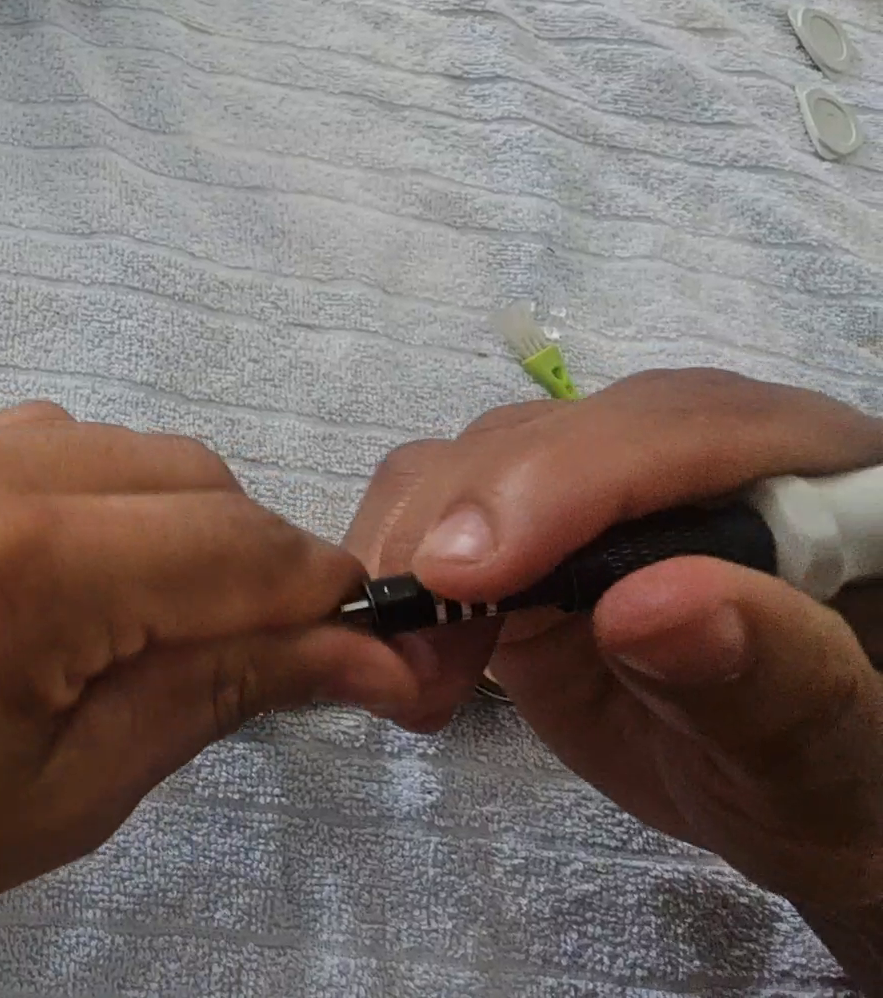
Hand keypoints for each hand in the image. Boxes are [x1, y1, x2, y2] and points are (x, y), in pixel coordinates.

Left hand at [0, 402, 419, 986]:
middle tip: (223, 652)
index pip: (236, 549)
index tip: (355, 650)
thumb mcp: (75, 790)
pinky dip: (90, 497)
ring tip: (124, 619)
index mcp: (19, 565)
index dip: (316, 600)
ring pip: (127, 450)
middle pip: (192, 476)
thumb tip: (360, 649)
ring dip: (165, 525)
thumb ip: (218, 689)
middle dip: (242, 562)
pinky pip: (50, 443)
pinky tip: (54, 570)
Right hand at [344, 369, 882, 914]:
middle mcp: (675, 450)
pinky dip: (382, 568)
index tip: (464, 579)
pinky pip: (413, 505)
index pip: (673, 426)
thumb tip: (653, 605)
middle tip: (411, 649)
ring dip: (402, 554)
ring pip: (451, 462)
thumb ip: (771, 681)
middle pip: (535, 436)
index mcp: (806, 470)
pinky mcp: (500, 528)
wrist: (759, 789)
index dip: (557, 483)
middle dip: (453, 527)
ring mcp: (573, 485)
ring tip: (408, 669)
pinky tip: (398, 645)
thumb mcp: (832, 762)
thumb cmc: (830, 782)